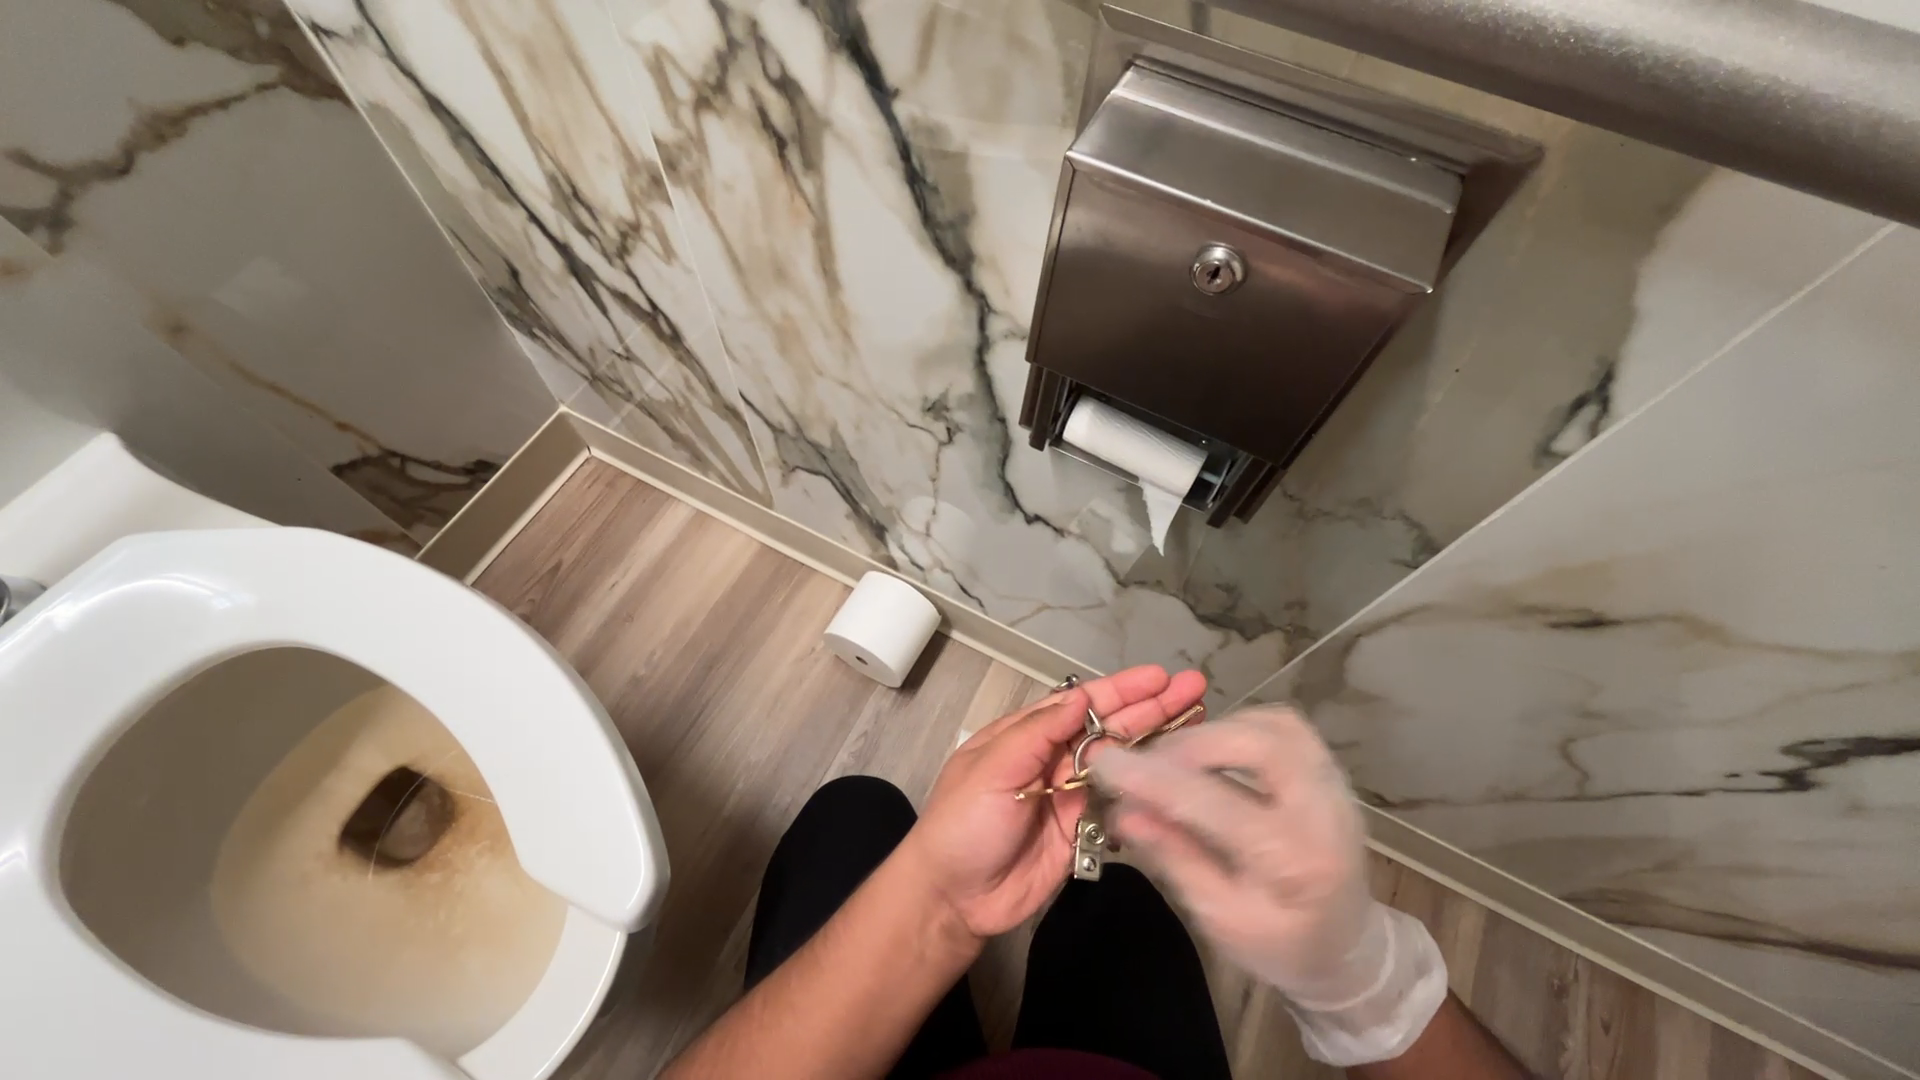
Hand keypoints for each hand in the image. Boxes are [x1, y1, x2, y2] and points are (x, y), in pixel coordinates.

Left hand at [895, 665, 1206, 939]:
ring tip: (1199, 720)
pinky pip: (1121, 805)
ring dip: (1158, 742)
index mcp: (1027, 736)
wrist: (954, 897)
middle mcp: (1054, 759)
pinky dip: (1148, 790)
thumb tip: (1081, 697)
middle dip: (1151, 708)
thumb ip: (1037, 733)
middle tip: (1195, 688)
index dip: (1122, 690)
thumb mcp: (991, 769)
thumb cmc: (963, 824)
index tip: (1159, 676)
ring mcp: (1072, 795)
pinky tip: (1178, 777)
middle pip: (1110, 728)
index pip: (1082, 704)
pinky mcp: (1085, 831)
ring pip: (1122, 763)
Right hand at [1090, 706, 1448, 1066]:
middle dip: (1190, 744)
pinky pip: (1280, 723)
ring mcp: (1334, 782)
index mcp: (1295, 861)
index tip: (1103, 763)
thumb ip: (1175, 859)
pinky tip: (1211, 752)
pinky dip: (1238, 726)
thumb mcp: (1220, 918)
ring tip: (1175, 758)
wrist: (1347, 944)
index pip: (1216, 804)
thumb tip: (1122, 811)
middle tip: (1146, 761)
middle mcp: (1325, 810)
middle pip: (1258, 743)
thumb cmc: (1279, 942)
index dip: (1153, 780)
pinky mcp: (1328, 766)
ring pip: (1270, 724)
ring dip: (1213, 732)